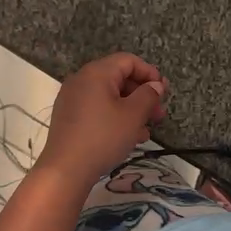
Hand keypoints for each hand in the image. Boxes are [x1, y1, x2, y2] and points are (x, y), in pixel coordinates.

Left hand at [36, 53, 166, 186]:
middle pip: (118, 78)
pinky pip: (97, 109)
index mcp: (97, 73)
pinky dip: (115, 117)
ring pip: (109, 97)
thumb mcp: (133, 115)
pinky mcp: (69, 117)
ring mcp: (72, 99)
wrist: (66, 169)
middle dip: (142, 94)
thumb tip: (156, 85)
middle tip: (159, 114)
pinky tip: (128, 137)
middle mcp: (81, 80)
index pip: (128, 61)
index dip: (149, 72)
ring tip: (146, 130)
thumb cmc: (103, 137)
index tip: (164, 91)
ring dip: (131, 109)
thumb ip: (148, 96)